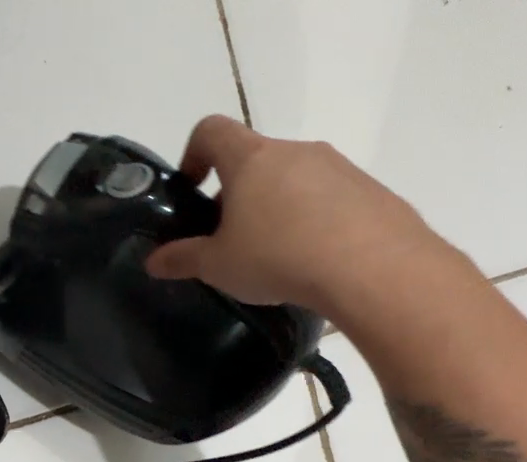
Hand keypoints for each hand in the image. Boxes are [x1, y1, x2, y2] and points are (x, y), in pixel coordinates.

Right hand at [144, 115, 452, 311]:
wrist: (372, 266)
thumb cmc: (276, 256)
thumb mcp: (216, 265)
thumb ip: (181, 259)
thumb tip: (154, 261)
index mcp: (251, 160)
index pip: (212, 130)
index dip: (193, 154)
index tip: (191, 190)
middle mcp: (294, 151)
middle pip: (252, 159)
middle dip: (232, 194)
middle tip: (225, 239)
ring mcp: (336, 166)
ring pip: (289, 178)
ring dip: (270, 207)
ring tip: (267, 254)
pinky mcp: (366, 188)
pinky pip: (324, 196)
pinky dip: (306, 219)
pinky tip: (305, 258)